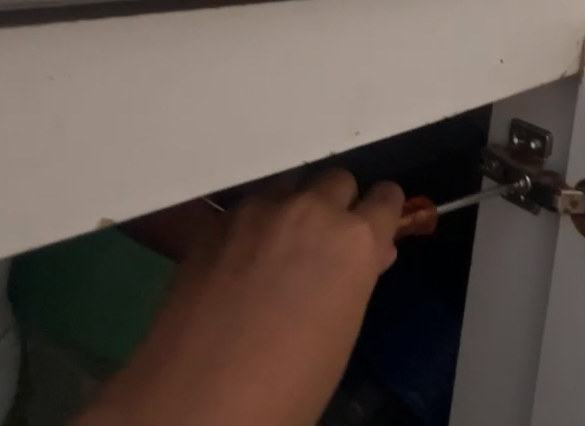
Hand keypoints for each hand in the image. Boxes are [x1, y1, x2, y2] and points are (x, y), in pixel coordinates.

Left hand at [77, 170, 403, 425]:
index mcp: (355, 240)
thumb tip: (370, 255)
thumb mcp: (342, 331)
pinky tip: (240, 260)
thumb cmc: (289, 385)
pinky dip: (255, 223)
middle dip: (338, 206)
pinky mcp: (219, 219)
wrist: (197, 403)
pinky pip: (250, 205)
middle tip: (323, 244)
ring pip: (292, 184)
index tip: (375, 227)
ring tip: (280, 246)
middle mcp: (313, 209)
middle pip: (339, 180)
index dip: (382, 213)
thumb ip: (359, 279)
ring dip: (296, 206)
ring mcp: (261, 209)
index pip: (386, 197)